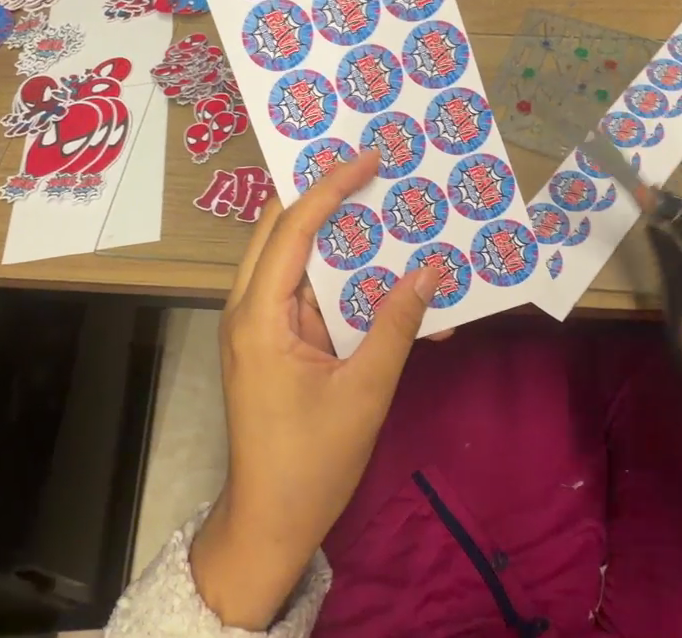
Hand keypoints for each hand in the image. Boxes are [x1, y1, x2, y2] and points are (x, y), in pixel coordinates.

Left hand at [190, 150, 433, 627]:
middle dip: (324, 196)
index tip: (369, 158)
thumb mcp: (364, 390)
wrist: (269, 524)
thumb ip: (397, 324)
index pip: (292, 228)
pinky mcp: (274, 342)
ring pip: (295, 259)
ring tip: (384, 209)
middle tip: (371, 168)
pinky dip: (342, 282)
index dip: (331, 187)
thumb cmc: (312, 461)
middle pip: (281, 230)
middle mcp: (250, 308)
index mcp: (259, 315)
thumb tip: (432, 269)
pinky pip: (307, 295)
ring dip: (338, 238)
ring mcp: (259, 325)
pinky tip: (383, 277)